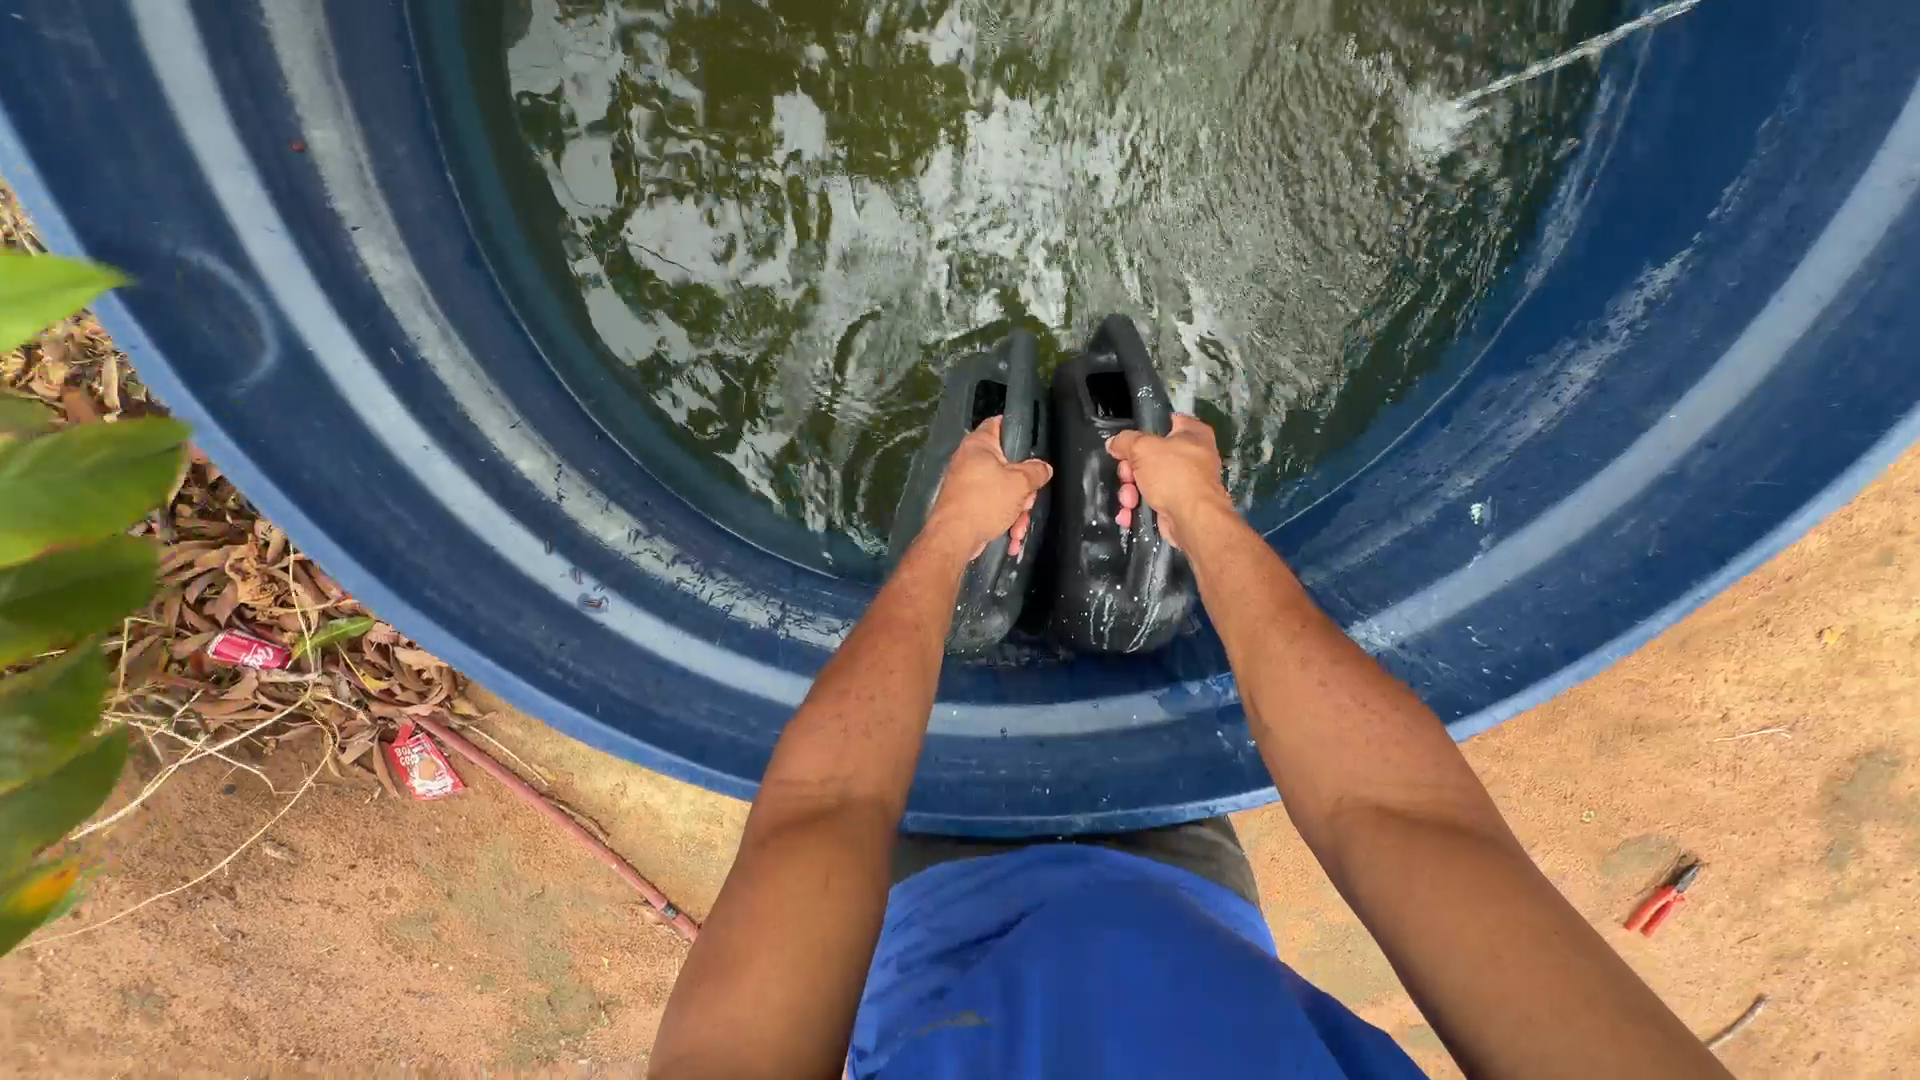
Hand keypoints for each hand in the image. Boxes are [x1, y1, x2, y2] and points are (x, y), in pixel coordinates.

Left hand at [924, 416, 1053, 560]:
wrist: (954, 537)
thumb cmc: (986, 500)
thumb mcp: (1020, 483)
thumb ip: (1036, 471)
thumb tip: (1043, 468)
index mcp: (979, 444)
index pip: (999, 423)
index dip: (1017, 428)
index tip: (1033, 442)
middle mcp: (970, 460)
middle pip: (1008, 465)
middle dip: (1023, 488)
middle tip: (1028, 500)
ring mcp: (967, 483)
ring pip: (1002, 490)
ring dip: (1016, 511)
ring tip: (1018, 528)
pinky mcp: (966, 504)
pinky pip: (992, 506)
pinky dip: (1003, 520)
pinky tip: (1012, 537)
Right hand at [1106, 414, 1232, 548]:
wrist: (1191, 519)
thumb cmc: (1173, 474)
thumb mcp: (1143, 447)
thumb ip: (1125, 441)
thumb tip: (1114, 443)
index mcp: (1192, 434)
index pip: (1165, 422)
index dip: (1144, 431)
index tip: (1128, 442)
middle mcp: (1191, 456)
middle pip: (1149, 456)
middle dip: (1130, 470)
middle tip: (1128, 476)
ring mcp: (1184, 482)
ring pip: (1145, 481)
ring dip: (1130, 492)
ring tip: (1129, 500)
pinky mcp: (1176, 505)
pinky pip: (1149, 500)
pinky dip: (1137, 507)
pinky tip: (1128, 514)